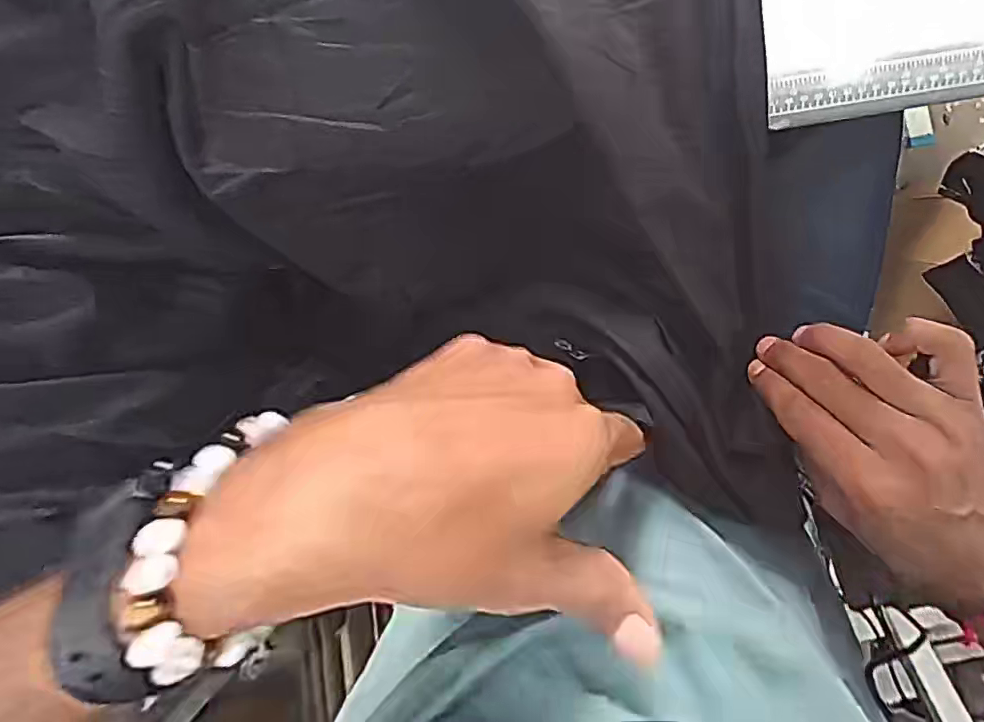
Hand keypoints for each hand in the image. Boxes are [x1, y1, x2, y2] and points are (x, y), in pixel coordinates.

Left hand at [169, 334, 661, 664]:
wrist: (339, 490)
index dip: (609, 465)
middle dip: (557, 447)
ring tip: (473, 468)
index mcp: (582, 435)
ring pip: (530, 392)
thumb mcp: (526, 577)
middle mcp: (550, 387)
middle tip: (519, 494)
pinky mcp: (460, 351)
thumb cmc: (434, 534)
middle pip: (573, 415)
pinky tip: (444, 437)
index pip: (625, 438)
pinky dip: (478, 397)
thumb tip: (645, 632)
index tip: (589, 486)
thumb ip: (601, 592)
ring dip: (517, 419)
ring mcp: (503, 363)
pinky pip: (488, 373)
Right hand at [748, 319, 983, 615]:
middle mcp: (905, 446)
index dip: (773, 386)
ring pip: (872, 357)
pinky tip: (886, 339)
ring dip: (829, 338)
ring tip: (807, 335)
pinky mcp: (969, 402)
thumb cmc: (913, 543)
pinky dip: (913, 332)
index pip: (805, 415)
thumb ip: (814, 460)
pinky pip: (944, 346)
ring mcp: (941, 418)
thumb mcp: (846, 515)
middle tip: (770, 346)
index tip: (758, 370)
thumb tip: (787, 404)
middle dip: (789, 358)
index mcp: (869, 483)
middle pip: (830, 382)